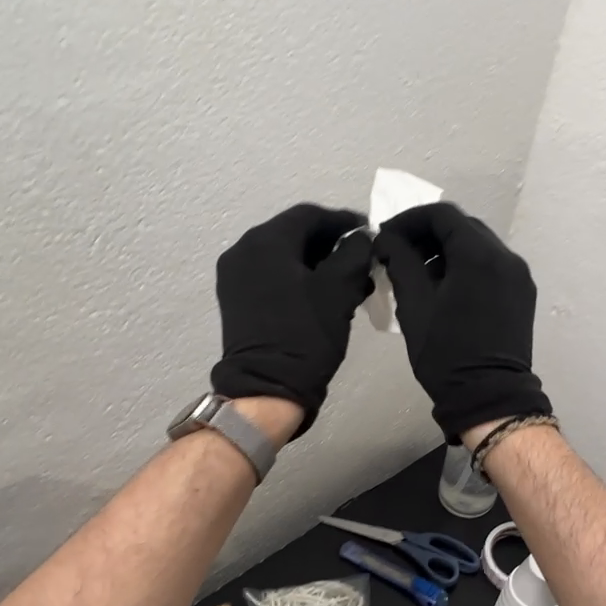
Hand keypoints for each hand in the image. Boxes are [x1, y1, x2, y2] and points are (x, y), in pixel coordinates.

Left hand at [211, 204, 374, 438]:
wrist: (267, 389)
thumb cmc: (306, 336)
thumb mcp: (339, 291)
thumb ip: (354, 254)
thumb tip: (361, 238)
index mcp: (265, 241)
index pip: (310, 216)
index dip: (343, 222)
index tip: (369, 233)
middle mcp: (244, 250)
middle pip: (294, 235)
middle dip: (330, 244)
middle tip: (361, 259)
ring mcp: (236, 276)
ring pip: (284, 257)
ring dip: (317, 264)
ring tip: (349, 282)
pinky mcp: (237, 300)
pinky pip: (273, 276)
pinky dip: (299, 279)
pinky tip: (323, 296)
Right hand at [374, 202, 551, 442]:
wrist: (490, 398)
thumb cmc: (447, 356)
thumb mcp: (414, 307)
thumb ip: (400, 263)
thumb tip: (387, 240)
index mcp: (479, 256)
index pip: (442, 215)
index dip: (409, 220)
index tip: (387, 236)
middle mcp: (506, 257)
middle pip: (463, 227)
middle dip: (428, 234)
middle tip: (400, 253)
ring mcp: (518, 276)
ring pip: (478, 246)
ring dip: (447, 251)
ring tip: (420, 275)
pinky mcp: (522, 294)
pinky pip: (491, 266)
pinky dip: (466, 267)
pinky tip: (446, 291)